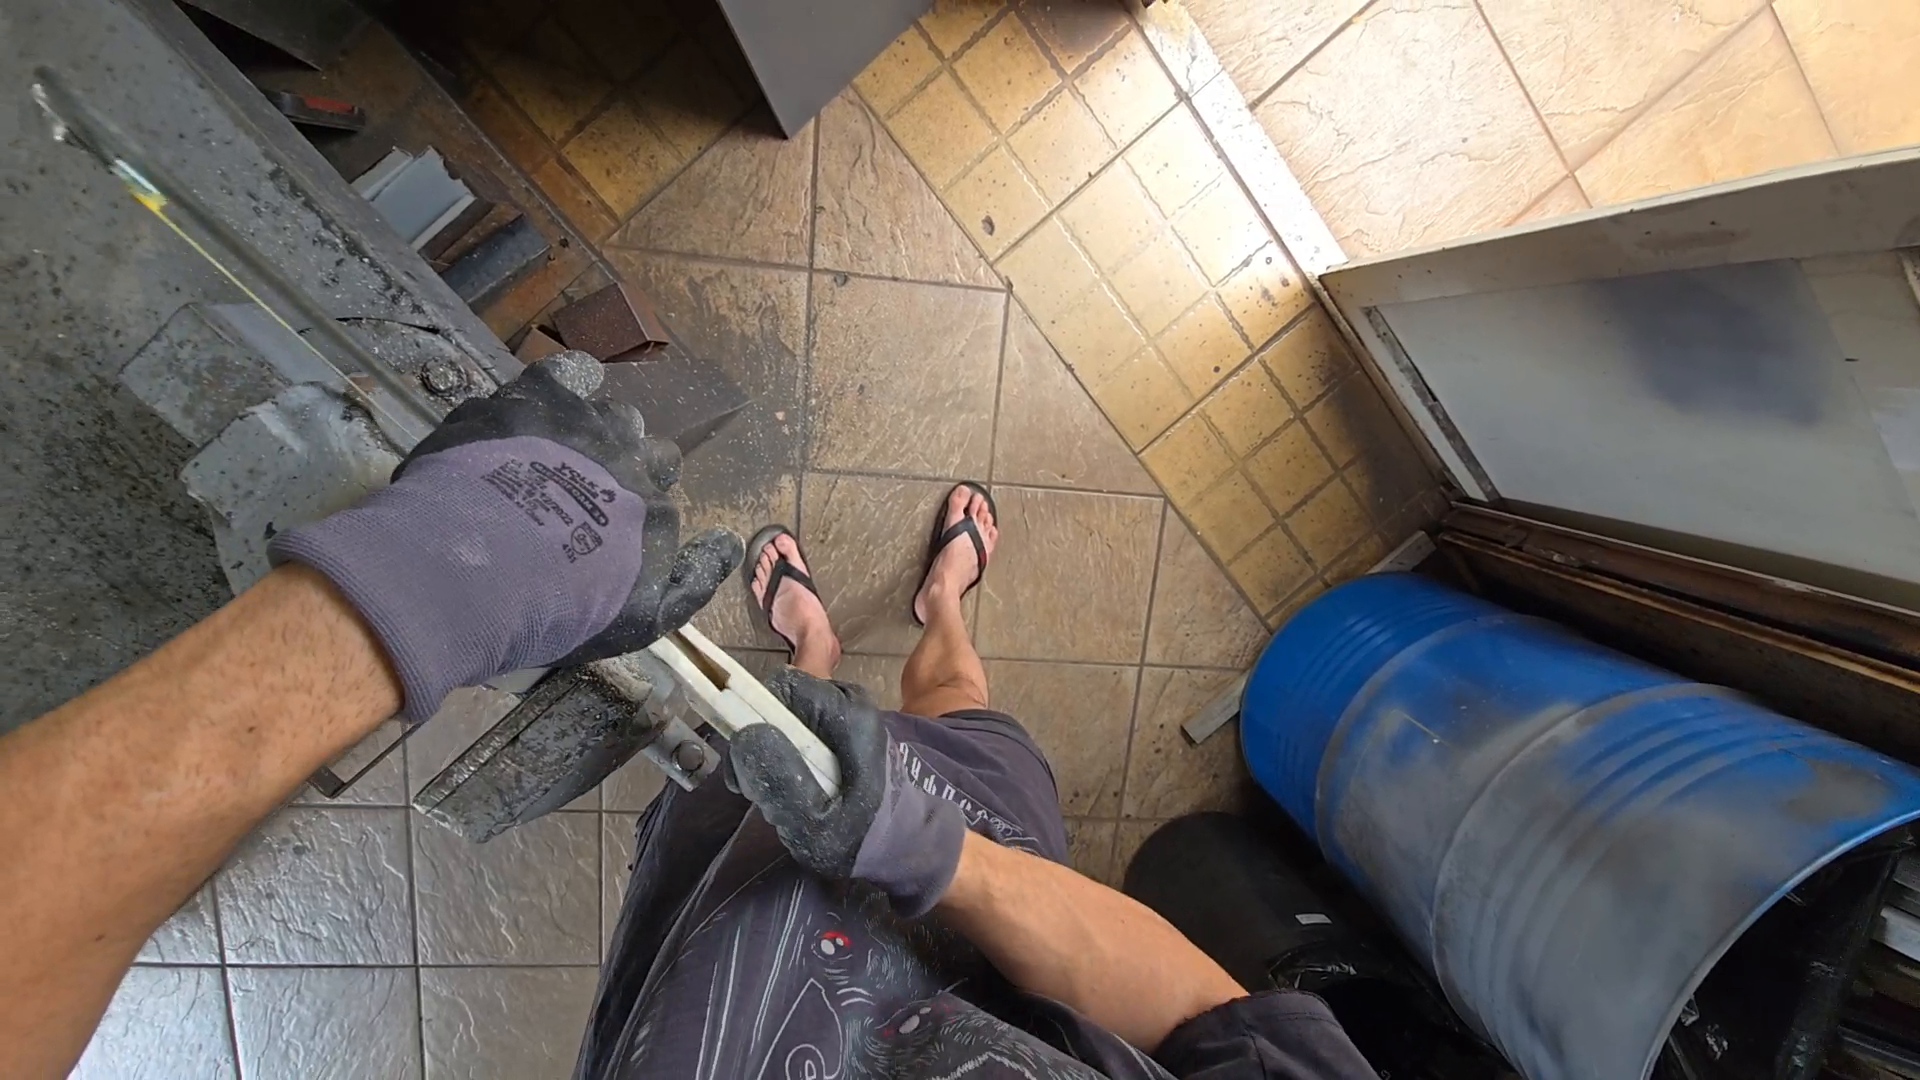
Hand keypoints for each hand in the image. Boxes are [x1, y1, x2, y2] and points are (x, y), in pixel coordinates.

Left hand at [269, 351, 742, 720]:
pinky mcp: (534, 404)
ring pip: (610, 413)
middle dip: (628, 461)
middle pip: (647, 447)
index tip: (618, 519)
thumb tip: (733, 540)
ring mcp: (584, 428)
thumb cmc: (566, 604)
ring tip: (567, 444)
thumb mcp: (647, 618)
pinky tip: (567, 383)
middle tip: (591, 484)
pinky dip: (571, 376)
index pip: (665, 494)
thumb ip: (696, 581)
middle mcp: (630, 461)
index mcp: (653, 508)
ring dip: (598, 428)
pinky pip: (564, 374)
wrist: (482, 571)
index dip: (643, 501)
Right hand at [729, 668, 966, 917]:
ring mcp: (850, 712)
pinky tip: (795, 789)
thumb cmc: (865, 838)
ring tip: (781, 795)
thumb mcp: (815, 823)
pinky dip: (788, 755)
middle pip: (783, 700)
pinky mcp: (846, 726)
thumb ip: (778, 780)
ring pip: (789, 715)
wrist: (908, 843)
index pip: (783, 687)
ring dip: (773, 752)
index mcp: (848, 714)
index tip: (748, 765)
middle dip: (762, 739)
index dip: (754, 718)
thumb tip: (743, 737)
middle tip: (761, 788)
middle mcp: (850, 701)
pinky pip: (802, 727)